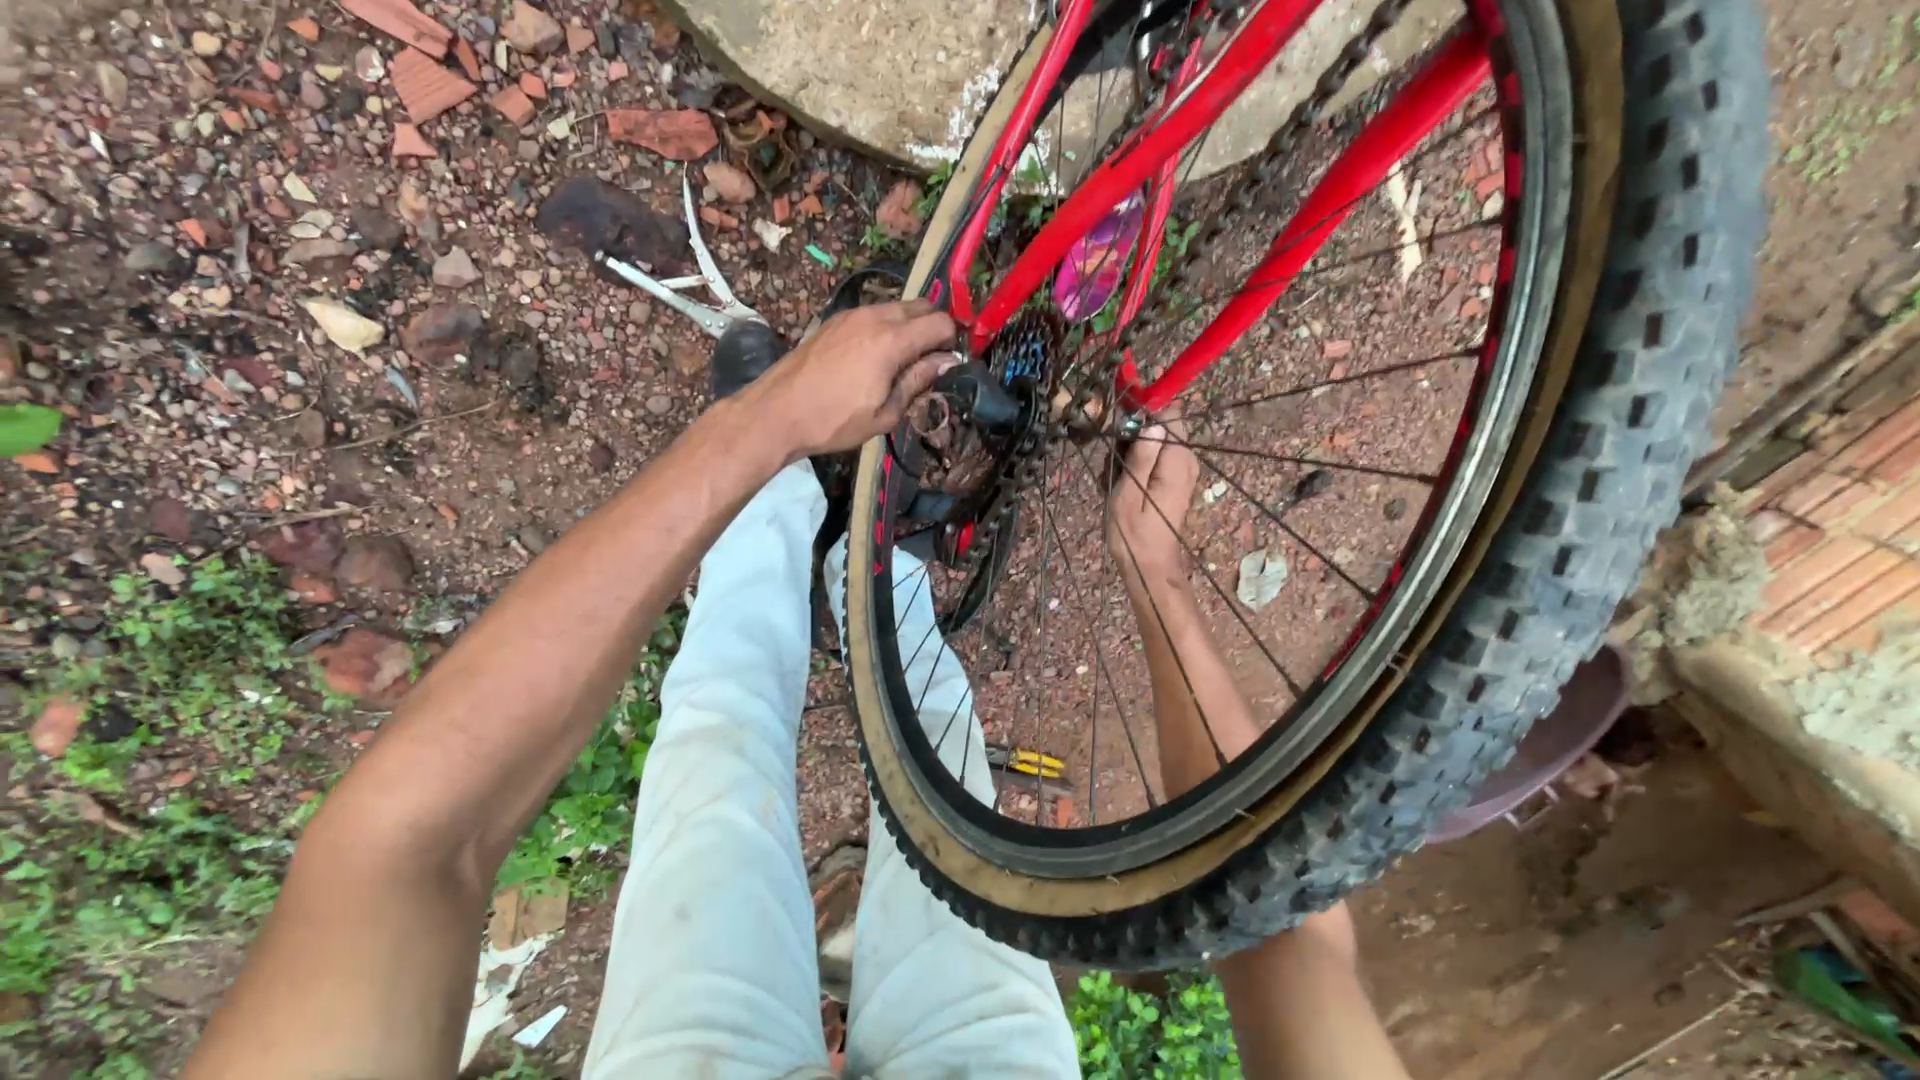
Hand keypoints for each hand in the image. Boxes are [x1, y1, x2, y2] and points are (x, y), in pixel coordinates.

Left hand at [738, 299, 956, 458]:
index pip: (941, 322)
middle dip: (933, 328)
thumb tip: (947, 362)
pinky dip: (885, 327)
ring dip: (909, 326)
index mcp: (891, 340)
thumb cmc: (833, 421)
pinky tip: (876, 357)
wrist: (776, 412)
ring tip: (903, 361)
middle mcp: (874, 317)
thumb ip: (918, 382)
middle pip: (921, 306)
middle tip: (931, 360)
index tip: (951, 363)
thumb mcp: (885, 413)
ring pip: (896, 307)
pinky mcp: (835, 321)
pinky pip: (873, 314)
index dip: (953, 340)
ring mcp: (851, 315)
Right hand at [1106, 415, 1198, 596]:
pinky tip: (1120, 487)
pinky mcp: (1175, 478)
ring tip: (1112, 481)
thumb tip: (1152, 425)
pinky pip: (1153, 458)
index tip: (1119, 430)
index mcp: (1176, 461)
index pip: (1169, 414)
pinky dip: (1134, 467)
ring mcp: (1182, 469)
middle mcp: (1186, 460)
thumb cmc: (1133, 534)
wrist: (1148, 566)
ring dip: (1128, 455)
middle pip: (1158, 427)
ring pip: (1152, 442)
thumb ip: (1140, 457)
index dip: (1142, 415)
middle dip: (1130, 438)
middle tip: (1111, 466)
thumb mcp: (1128, 493)